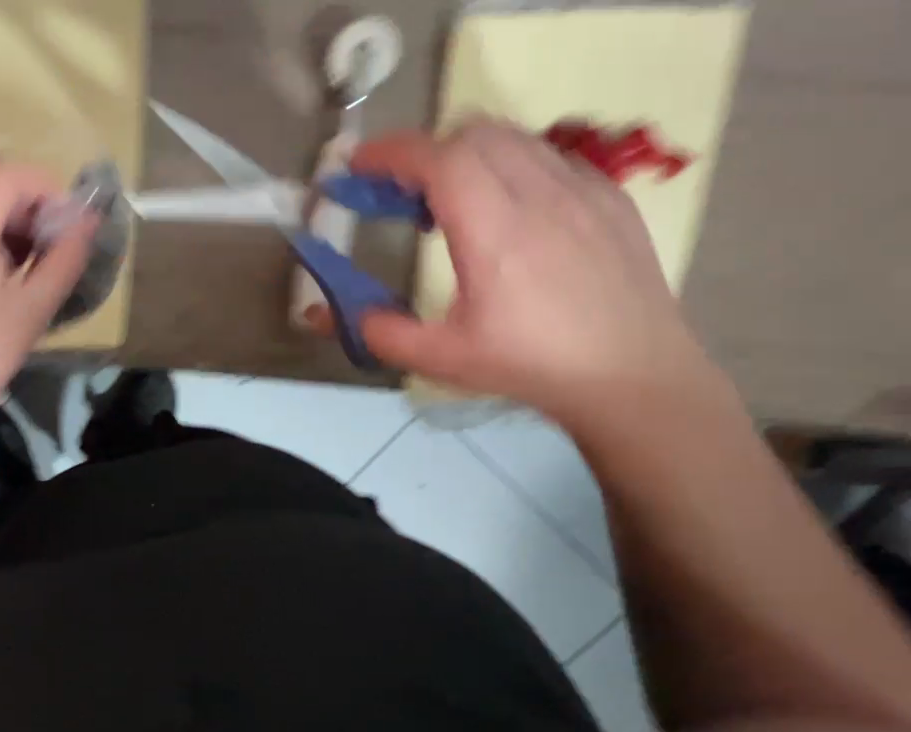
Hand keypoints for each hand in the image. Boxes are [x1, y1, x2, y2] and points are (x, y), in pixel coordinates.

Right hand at [350, 120, 728, 424]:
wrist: (630, 372)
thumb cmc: (529, 365)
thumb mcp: (440, 358)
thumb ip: (378, 330)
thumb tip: (324, 312)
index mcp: (496, 232)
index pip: (440, 160)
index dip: (392, 153)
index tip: (358, 165)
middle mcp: (542, 195)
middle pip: (474, 136)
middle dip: (425, 152)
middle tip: (397, 192)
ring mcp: (584, 190)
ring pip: (515, 139)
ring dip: (468, 156)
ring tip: (446, 202)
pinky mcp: (610, 197)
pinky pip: (550, 158)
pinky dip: (511, 167)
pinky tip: (503, 212)